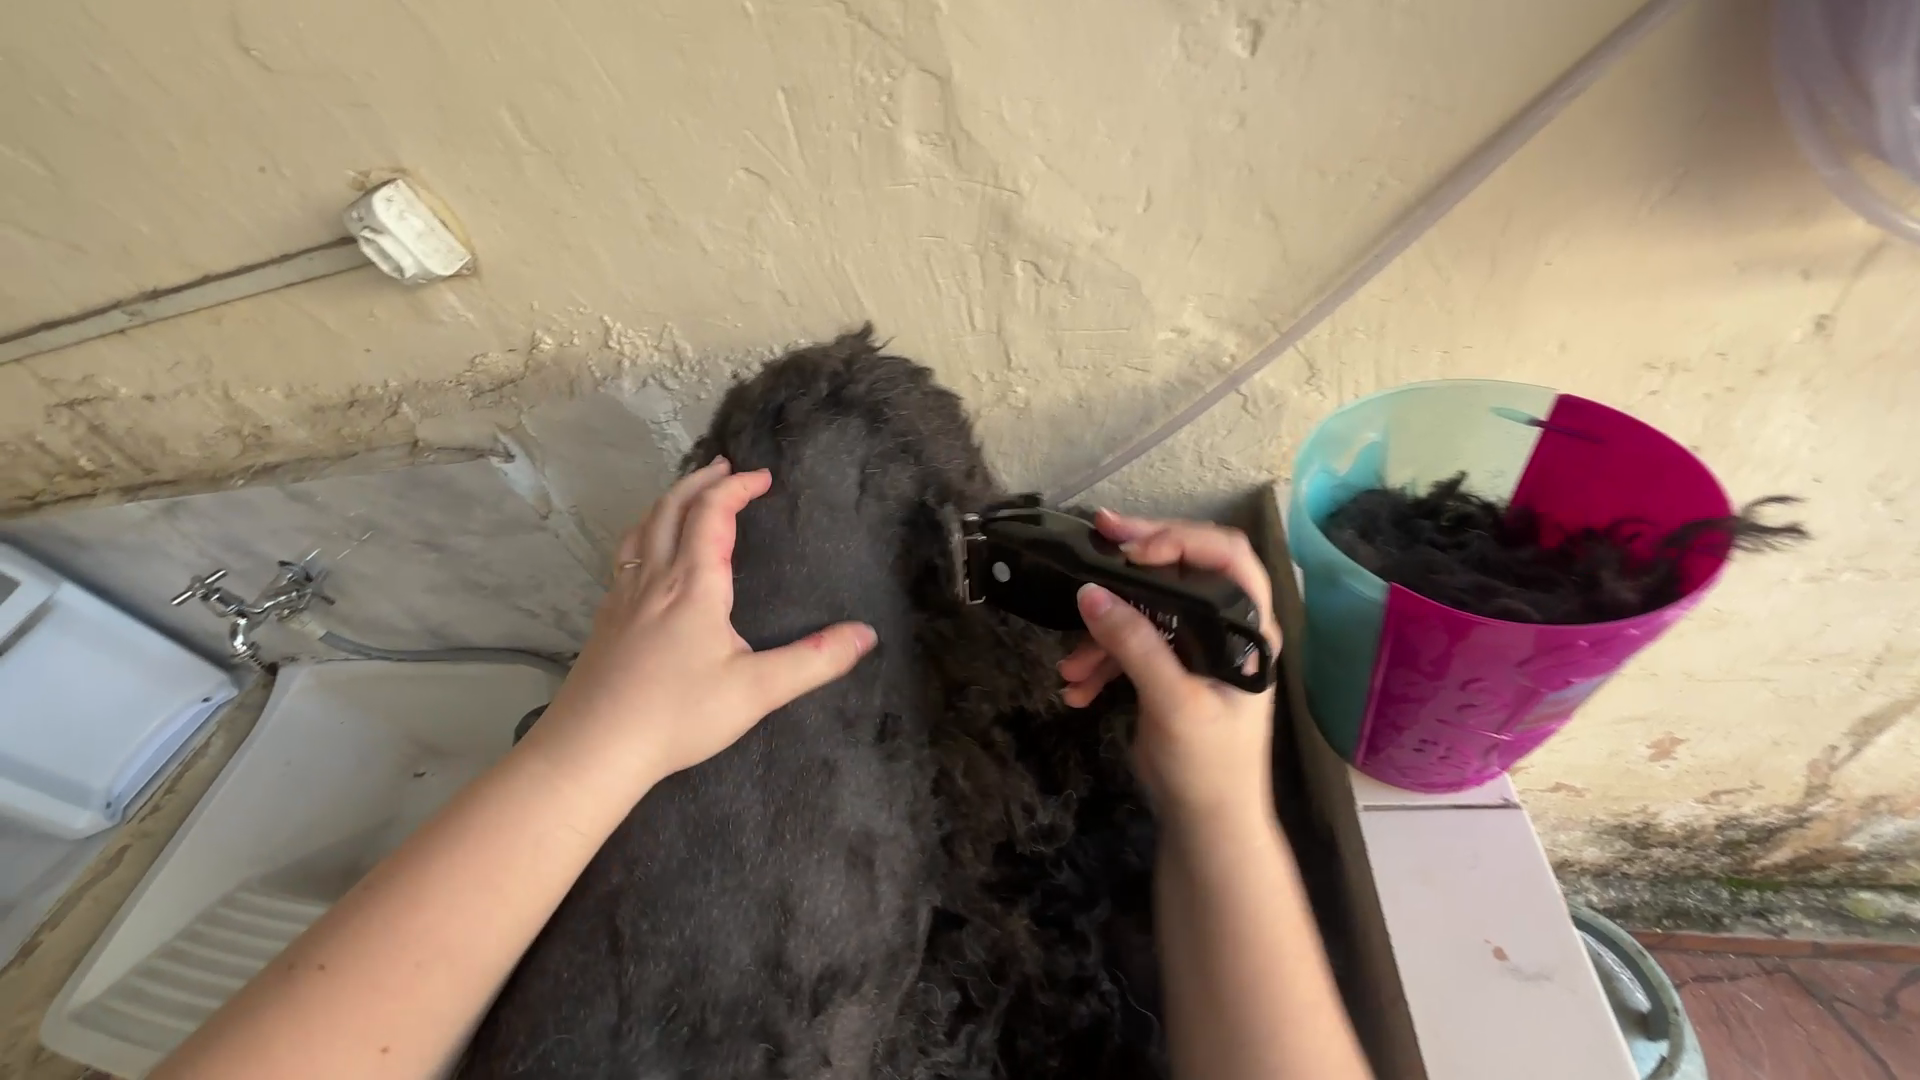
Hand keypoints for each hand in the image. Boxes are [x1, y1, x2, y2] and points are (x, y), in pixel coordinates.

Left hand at [524, 458, 877, 792]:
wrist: (590, 749)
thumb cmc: (678, 715)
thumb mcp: (758, 691)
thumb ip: (814, 661)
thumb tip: (866, 635)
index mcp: (693, 585)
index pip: (713, 514)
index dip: (737, 488)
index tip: (763, 477)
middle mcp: (654, 578)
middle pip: (671, 508)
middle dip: (701, 481)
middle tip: (725, 468)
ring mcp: (622, 597)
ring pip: (642, 528)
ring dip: (669, 501)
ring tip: (688, 496)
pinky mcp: (605, 619)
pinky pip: (627, 554)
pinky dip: (646, 532)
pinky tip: (650, 556)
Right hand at [1057, 510, 1279, 823]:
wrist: (1205, 823)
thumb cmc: (1209, 765)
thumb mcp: (1174, 703)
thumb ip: (1136, 645)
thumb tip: (1090, 594)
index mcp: (1245, 628)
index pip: (1225, 557)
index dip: (1182, 540)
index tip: (1132, 548)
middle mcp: (1223, 628)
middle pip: (1180, 571)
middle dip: (1134, 561)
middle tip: (1097, 535)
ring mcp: (1192, 648)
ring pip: (1145, 611)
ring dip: (1103, 631)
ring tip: (1069, 665)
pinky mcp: (1165, 669)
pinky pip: (1128, 646)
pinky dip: (1100, 662)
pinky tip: (1076, 688)